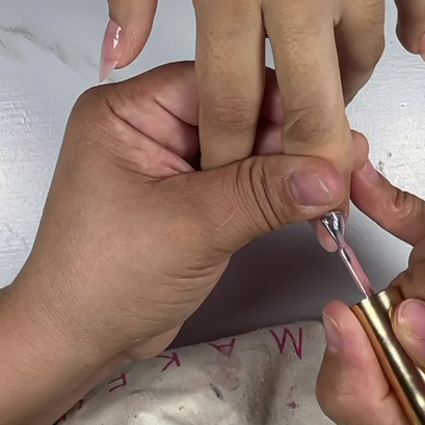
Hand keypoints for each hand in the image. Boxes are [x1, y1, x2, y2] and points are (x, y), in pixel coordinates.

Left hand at [12, 62, 348, 365]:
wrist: (75, 343)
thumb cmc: (105, 279)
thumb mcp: (188, 227)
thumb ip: (261, 194)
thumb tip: (331, 170)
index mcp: (127, 109)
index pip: (215, 82)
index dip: (274, 100)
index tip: (330, 125)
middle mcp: (149, 123)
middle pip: (236, 111)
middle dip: (290, 139)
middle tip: (348, 157)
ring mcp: (170, 159)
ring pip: (246, 145)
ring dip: (290, 167)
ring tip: (346, 179)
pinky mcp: (189, 192)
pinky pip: (242, 178)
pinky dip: (276, 191)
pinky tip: (318, 199)